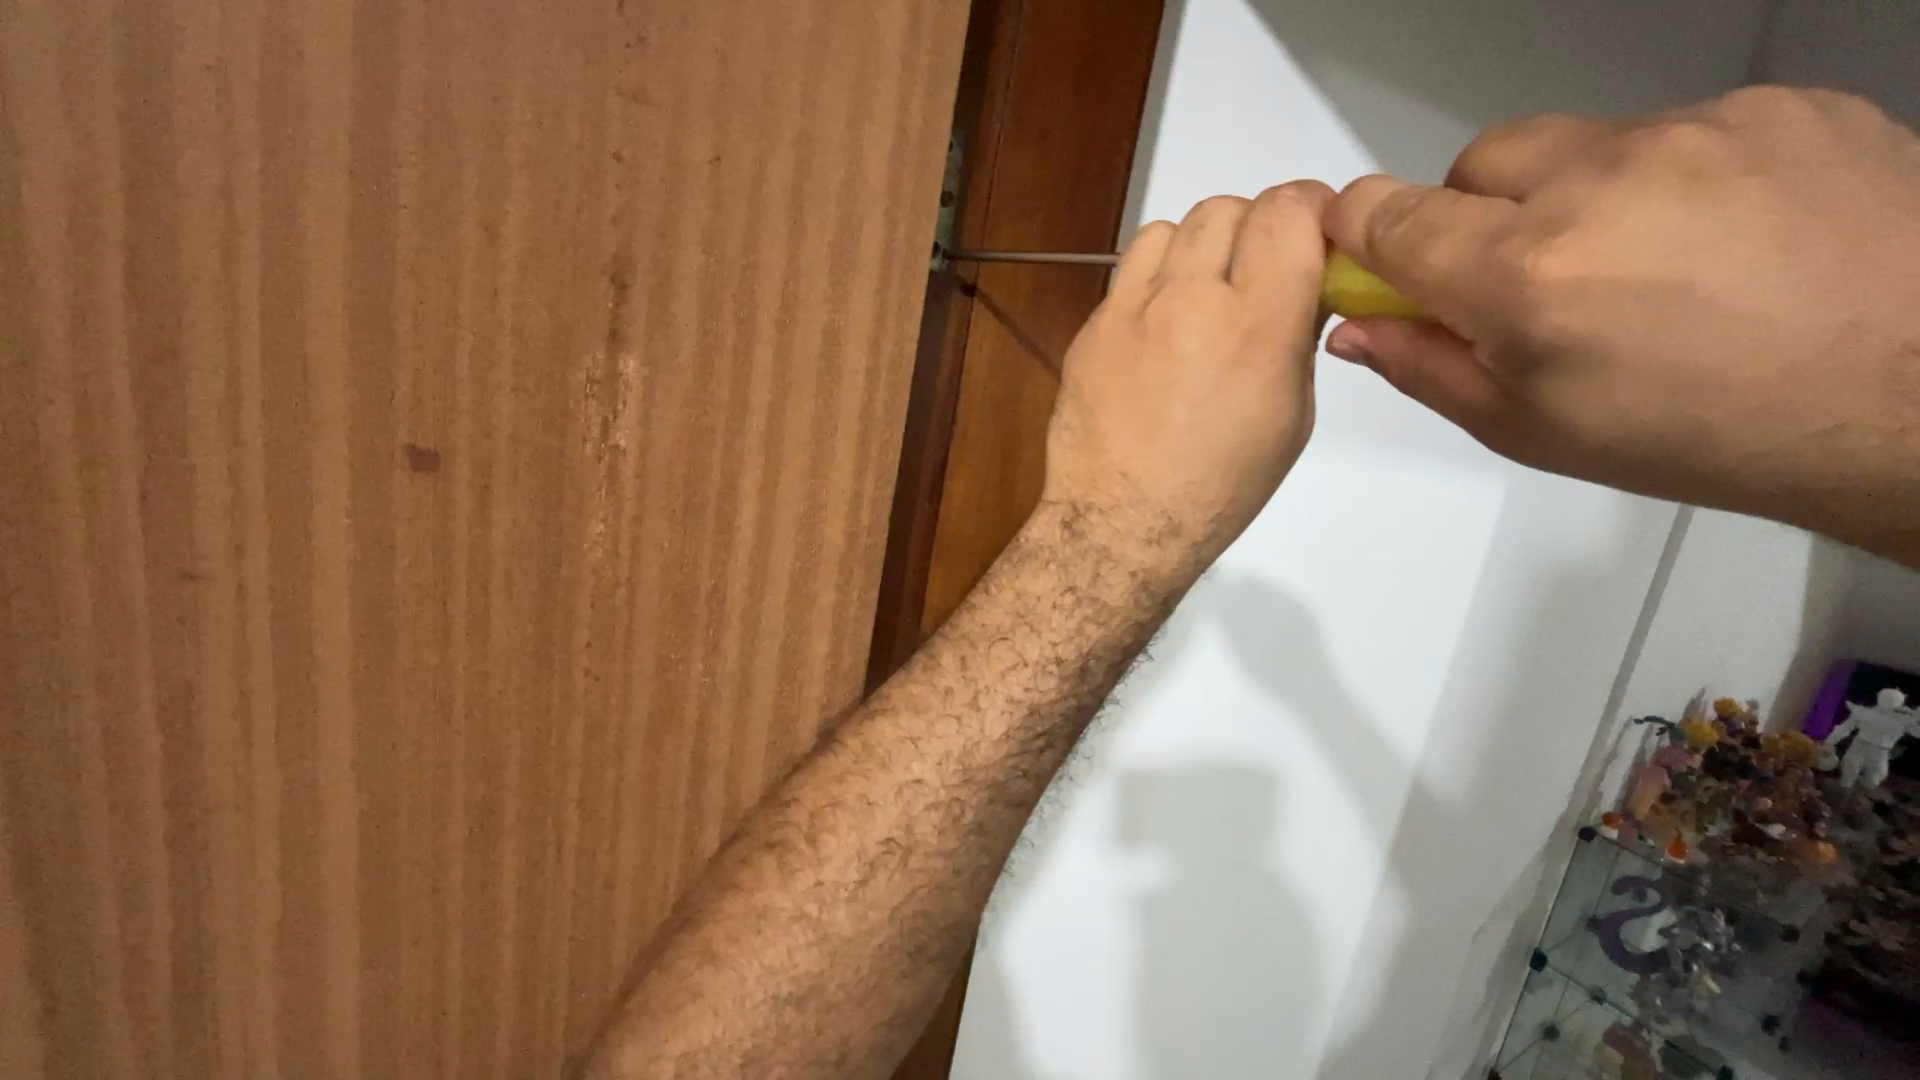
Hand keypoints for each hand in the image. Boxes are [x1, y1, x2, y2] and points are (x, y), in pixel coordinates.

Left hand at [1040, 182, 1333, 585]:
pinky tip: (1156, 329)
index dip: (1307, 210)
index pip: (1286, 211)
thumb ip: (1295, 339)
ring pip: (1170, 229)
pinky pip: (1127, 273)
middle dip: (1252, 230)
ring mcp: (1130, 311)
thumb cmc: (1219, 488)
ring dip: (1196, 249)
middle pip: (1226, 209)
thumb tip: (1297, 293)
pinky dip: (1153, 282)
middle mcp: (1190, 301)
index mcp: (1255, 325)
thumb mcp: (1291, 419)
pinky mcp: (1090, 328)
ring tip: (1200, 296)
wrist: (1121, 522)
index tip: (1312, 234)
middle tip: (1255, 275)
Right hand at [1324, 87, 1919, 561]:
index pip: (1388, 214)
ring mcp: (1694, 132)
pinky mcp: (1776, 106)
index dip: (1357, 228)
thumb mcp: (1526, 425)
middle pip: (1474, 163)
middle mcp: (1597, 182)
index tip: (1362, 252)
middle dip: (1468, 215)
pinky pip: (1668, 132)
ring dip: (1563, 197)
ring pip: (1571, 145)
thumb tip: (1355, 326)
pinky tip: (1707, 241)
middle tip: (1514, 278)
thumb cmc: (1695, 433)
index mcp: (1523, 273)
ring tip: (1628, 264)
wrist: (1919, 396)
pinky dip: (1656, 180)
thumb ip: (1423, 365)